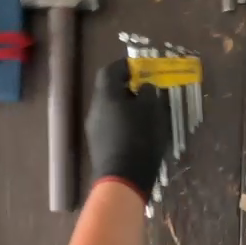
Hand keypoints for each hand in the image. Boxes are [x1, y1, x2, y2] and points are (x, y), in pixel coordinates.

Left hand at [86, 60, 170, 198]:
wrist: (123, 178)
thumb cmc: (140, 139)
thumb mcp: (152, 111)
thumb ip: (148, 93)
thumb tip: (144, 87)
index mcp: (106, 95)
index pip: (110, 71)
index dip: (125, 66)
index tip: (140, 68)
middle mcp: (95, 108)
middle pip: (108, 90)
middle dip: (126, 87)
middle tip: (144, 89)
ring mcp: (93, 128)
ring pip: (109, 108)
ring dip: (124, 106)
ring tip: (143, 111)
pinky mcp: (97, 145)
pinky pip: (109, 124)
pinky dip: (121, 121)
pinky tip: (135, 130)